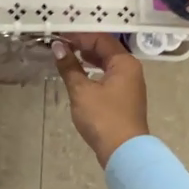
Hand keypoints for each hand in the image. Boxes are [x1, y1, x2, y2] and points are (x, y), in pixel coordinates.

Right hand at [53, 33, 150, 166]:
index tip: (58, 37)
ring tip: (65, 57)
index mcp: (124, 63)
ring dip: (87, 58)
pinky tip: (79, 74)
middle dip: (82, 45)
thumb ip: (69, 66)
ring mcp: (129, 84)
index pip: (100, 39)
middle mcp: (130, 69)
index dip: (78, 36)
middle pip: (105, 49)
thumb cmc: (103, 118)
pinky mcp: (124, 97)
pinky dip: (93, 71)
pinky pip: (108, 75)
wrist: (124, 152)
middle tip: (59, 45)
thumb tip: (57, 47)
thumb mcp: (82, 90)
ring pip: (107, 63)